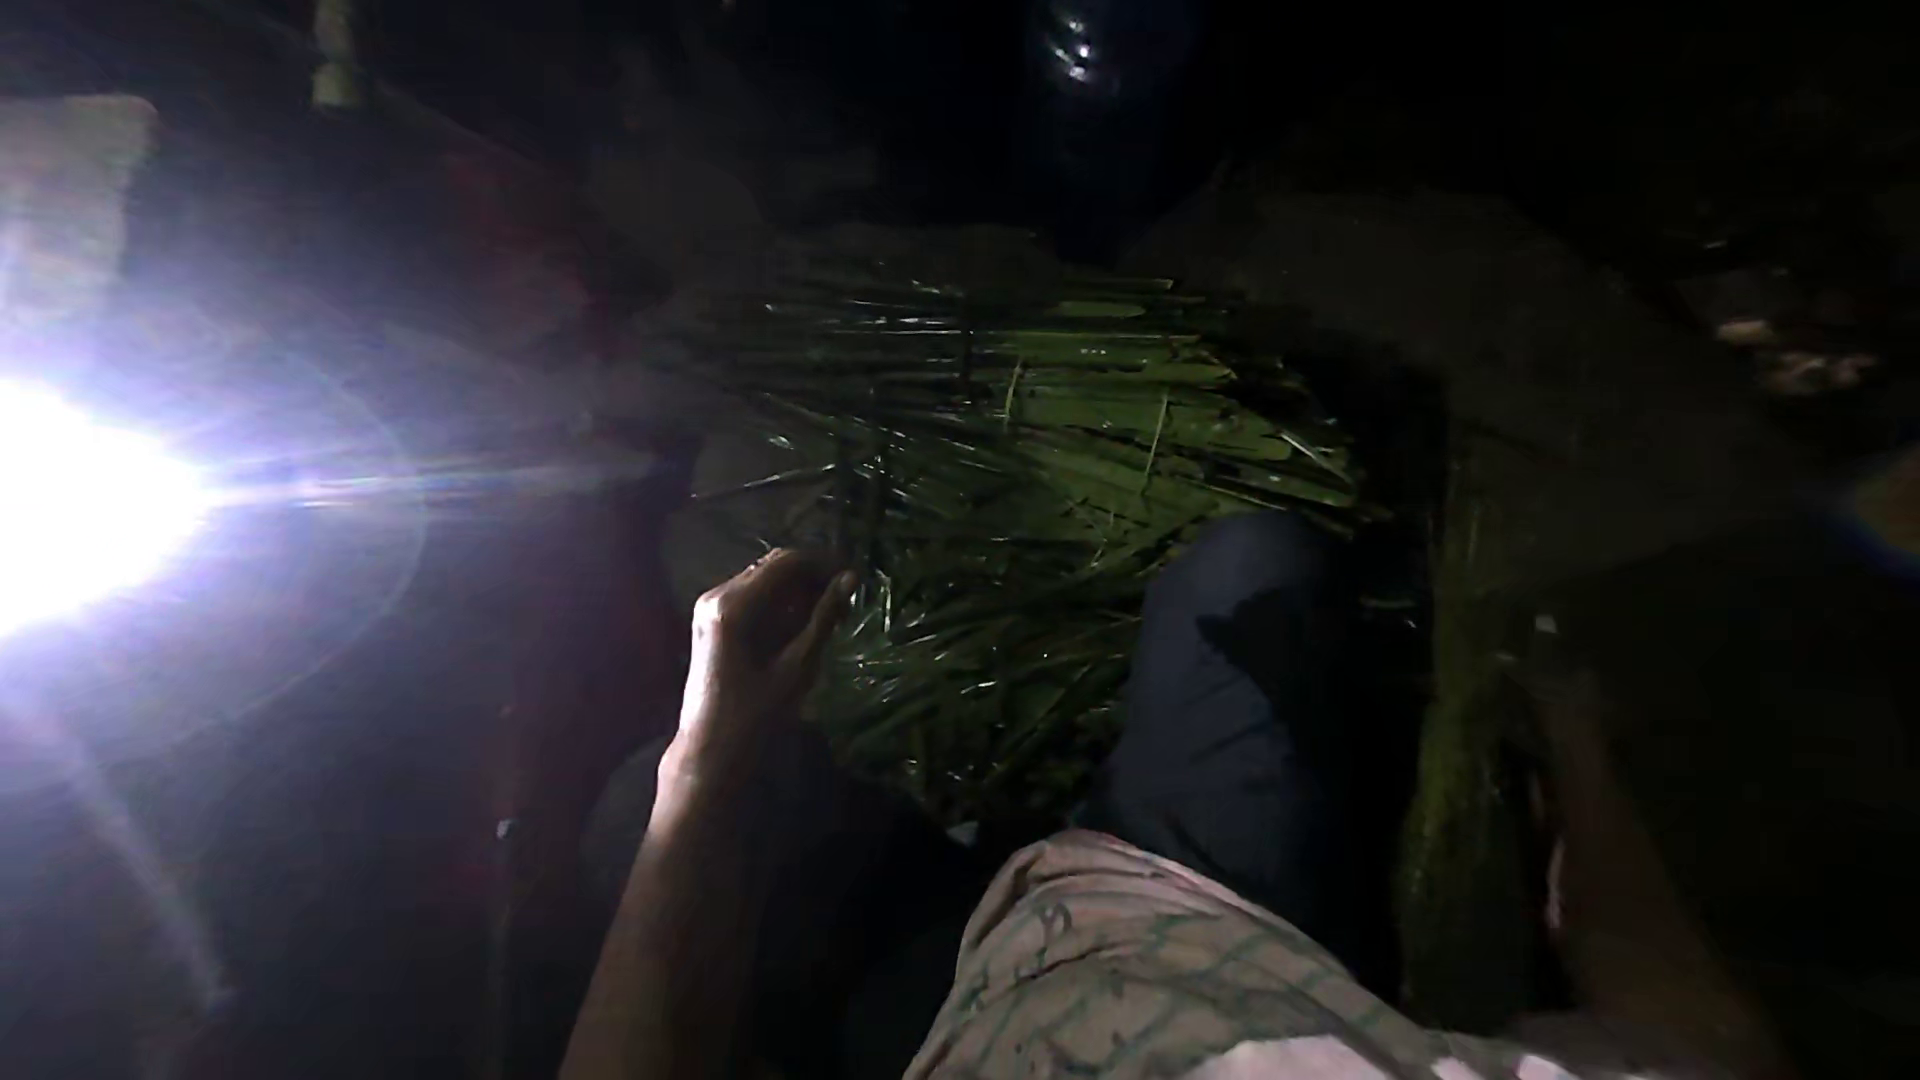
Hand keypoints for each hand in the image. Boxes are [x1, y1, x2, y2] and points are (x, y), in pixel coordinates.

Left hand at [671, 549, 855, 782]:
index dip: (825, 565)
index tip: (855, 579)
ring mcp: (711, 605)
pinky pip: (755, 596)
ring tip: (831, 618)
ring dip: (800, 591)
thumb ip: (824, 616)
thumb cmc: (755, 715)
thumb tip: (850, 578)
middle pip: (775, 566)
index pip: (787, 562)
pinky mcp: (713, 618)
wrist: (709, 750)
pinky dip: (783, 604)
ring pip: (767, 579)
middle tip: (846, 606)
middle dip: (814, 579)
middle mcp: (717, 596)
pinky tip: (803, 626)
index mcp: (733, 606)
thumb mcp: (798, 665)